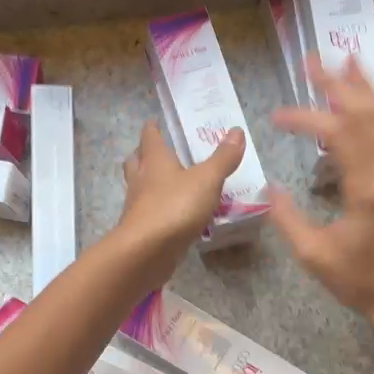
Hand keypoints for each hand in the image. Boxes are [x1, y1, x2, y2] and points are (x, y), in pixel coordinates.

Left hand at [112, 120, 245, 281]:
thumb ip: (223, 158)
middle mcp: (141, 179)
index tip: (155, 122)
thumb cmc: (175, 207)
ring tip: (163, 183)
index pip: (150, 136)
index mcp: (155, 160)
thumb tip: (237, 131)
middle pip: (136, 160)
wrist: (146, 251)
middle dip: (144, 154)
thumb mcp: (207, 180)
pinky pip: (146, 212)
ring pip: (138, 187)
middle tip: (156, 152)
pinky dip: (155, 208)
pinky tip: (169, 214)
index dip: (153, 128)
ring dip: (147, 182)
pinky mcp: (140, 229)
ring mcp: (137, 206)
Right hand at [270, 57, 373, 324]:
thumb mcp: (314, 255)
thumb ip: (289, 219)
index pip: (339, 134)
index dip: (307, 118)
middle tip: (312, 60)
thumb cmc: (359, 280)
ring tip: (344, 62)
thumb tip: (270, 188)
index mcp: (368, 188)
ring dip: (362, 89)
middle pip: (366, 114)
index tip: (277, 117)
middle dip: (338, 84)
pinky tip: (365, 101)